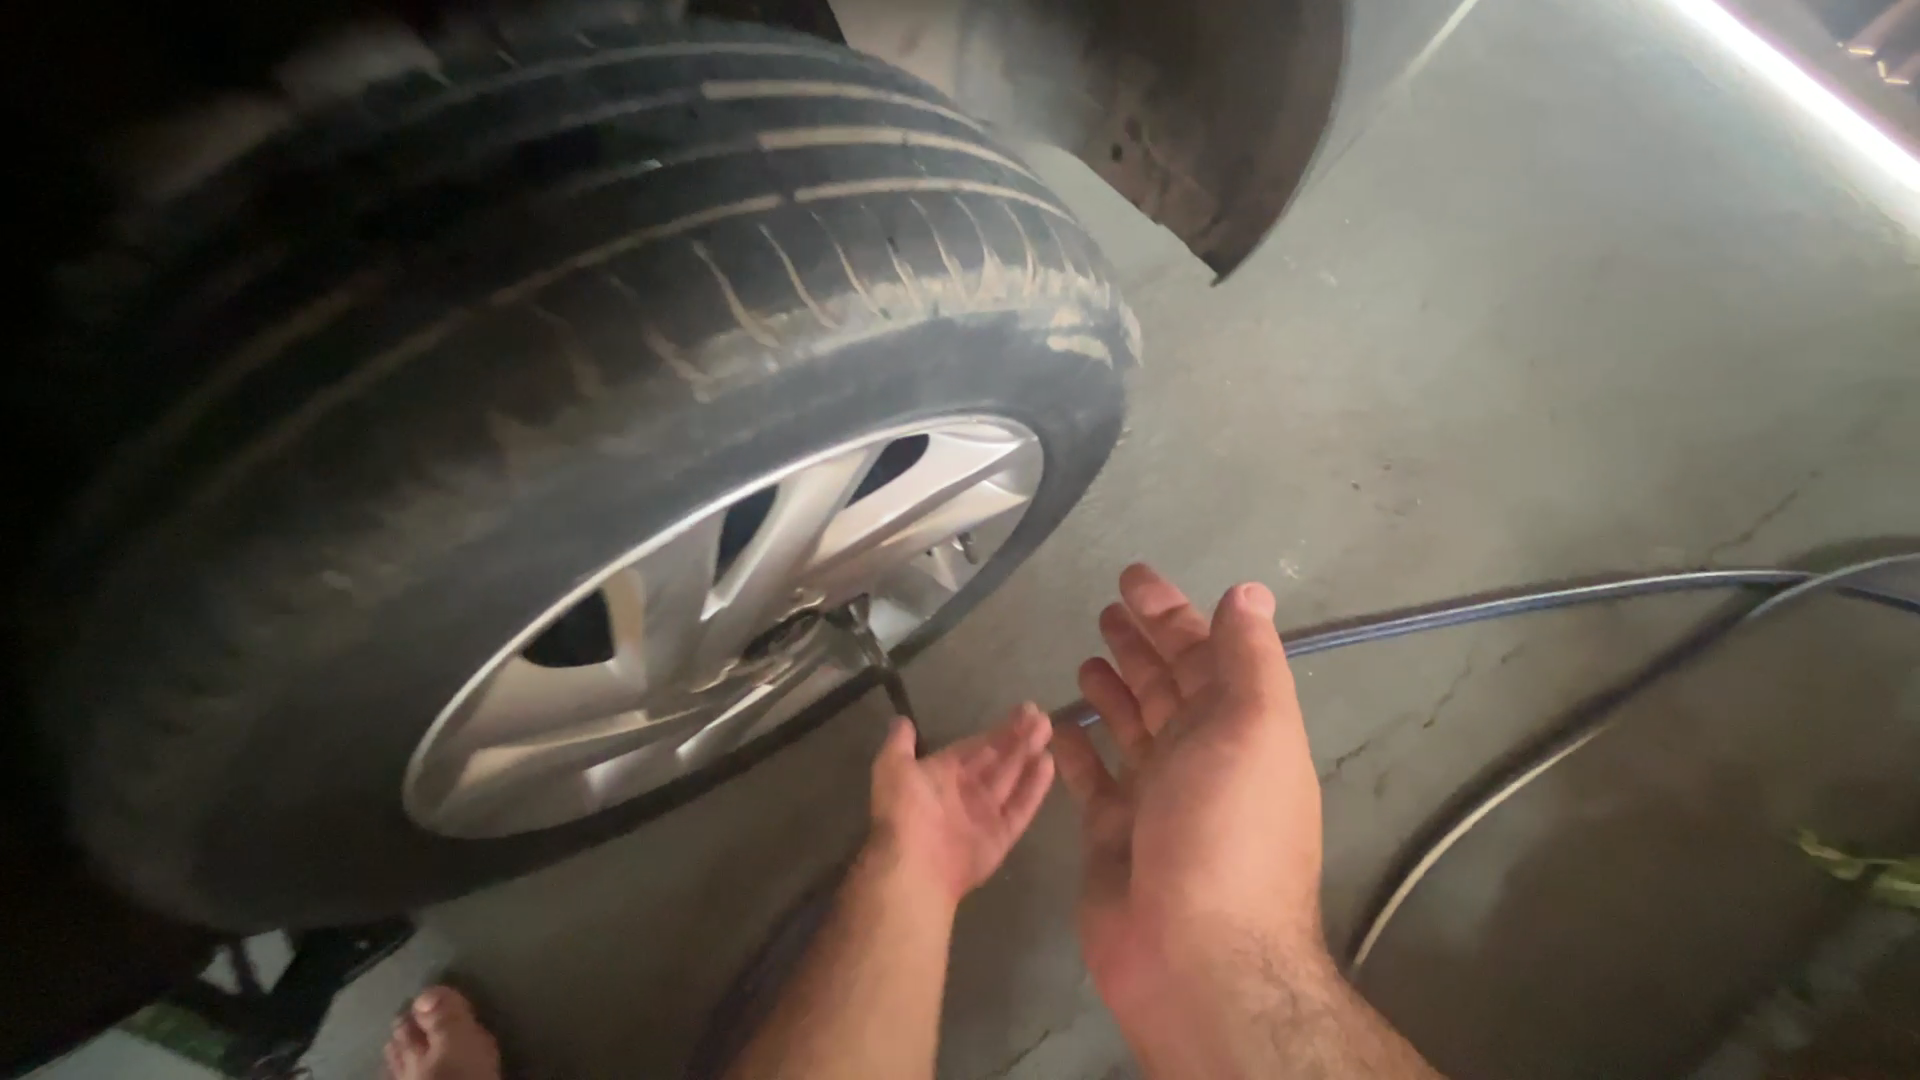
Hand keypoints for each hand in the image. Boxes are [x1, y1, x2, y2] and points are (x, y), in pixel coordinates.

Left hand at [868, 704, 1055, 906]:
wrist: (913, 866)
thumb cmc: (903, 812)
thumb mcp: (892, 768)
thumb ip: (899, 743)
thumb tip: (901, 719)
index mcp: (943, 774)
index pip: (976, 746)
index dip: (998, 729)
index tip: (1023, 710)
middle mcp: (966, 791)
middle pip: (998, 759)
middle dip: (1019, 737)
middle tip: (1042, 717)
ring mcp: (985, 814)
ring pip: (1012, 778)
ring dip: (1029, 755)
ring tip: (1048, 731)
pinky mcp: (1001, 837)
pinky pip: (1020, 808)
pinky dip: (1034, 787)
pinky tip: (1048, 763)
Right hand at [1052, 565, 1326, 1029]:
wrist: (1194, 955)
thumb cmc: (1224, 831)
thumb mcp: (1253, 729)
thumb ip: (1248, 659)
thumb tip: (1248, 591)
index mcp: (1236, 730)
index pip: (1203, 654)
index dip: (1172, 613)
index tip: (1134, 579)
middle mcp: (1200, 757)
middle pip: (1165, 686)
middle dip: (1141, 644)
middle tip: (1107, 609)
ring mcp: (1155, 796)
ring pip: (1130, 726)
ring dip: (1113, 689)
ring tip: (1087, 657)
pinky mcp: (1112, 831)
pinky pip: (1092, 776)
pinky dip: (1079, 747)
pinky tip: (1060, 721)